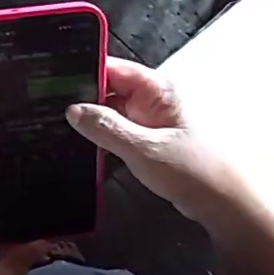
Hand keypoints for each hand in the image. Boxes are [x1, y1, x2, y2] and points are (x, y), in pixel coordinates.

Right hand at [65, 57, 250, 223]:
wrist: (224, 206)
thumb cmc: (195, 172)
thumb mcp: (143, 149)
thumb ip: (105, 128)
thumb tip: (73, 111)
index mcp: (158, 90)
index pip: (113, 68)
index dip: (83, 71)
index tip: (53, 81)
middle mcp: (153, 100)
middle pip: (107, 88)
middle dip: (82, 99)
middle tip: (49, 109)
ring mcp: (149, 120)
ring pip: (109, 111)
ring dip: (90, 120)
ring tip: (61, 127)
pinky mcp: (146, 140)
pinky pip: (115, 130)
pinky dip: (100, 137)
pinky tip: (83, 145)